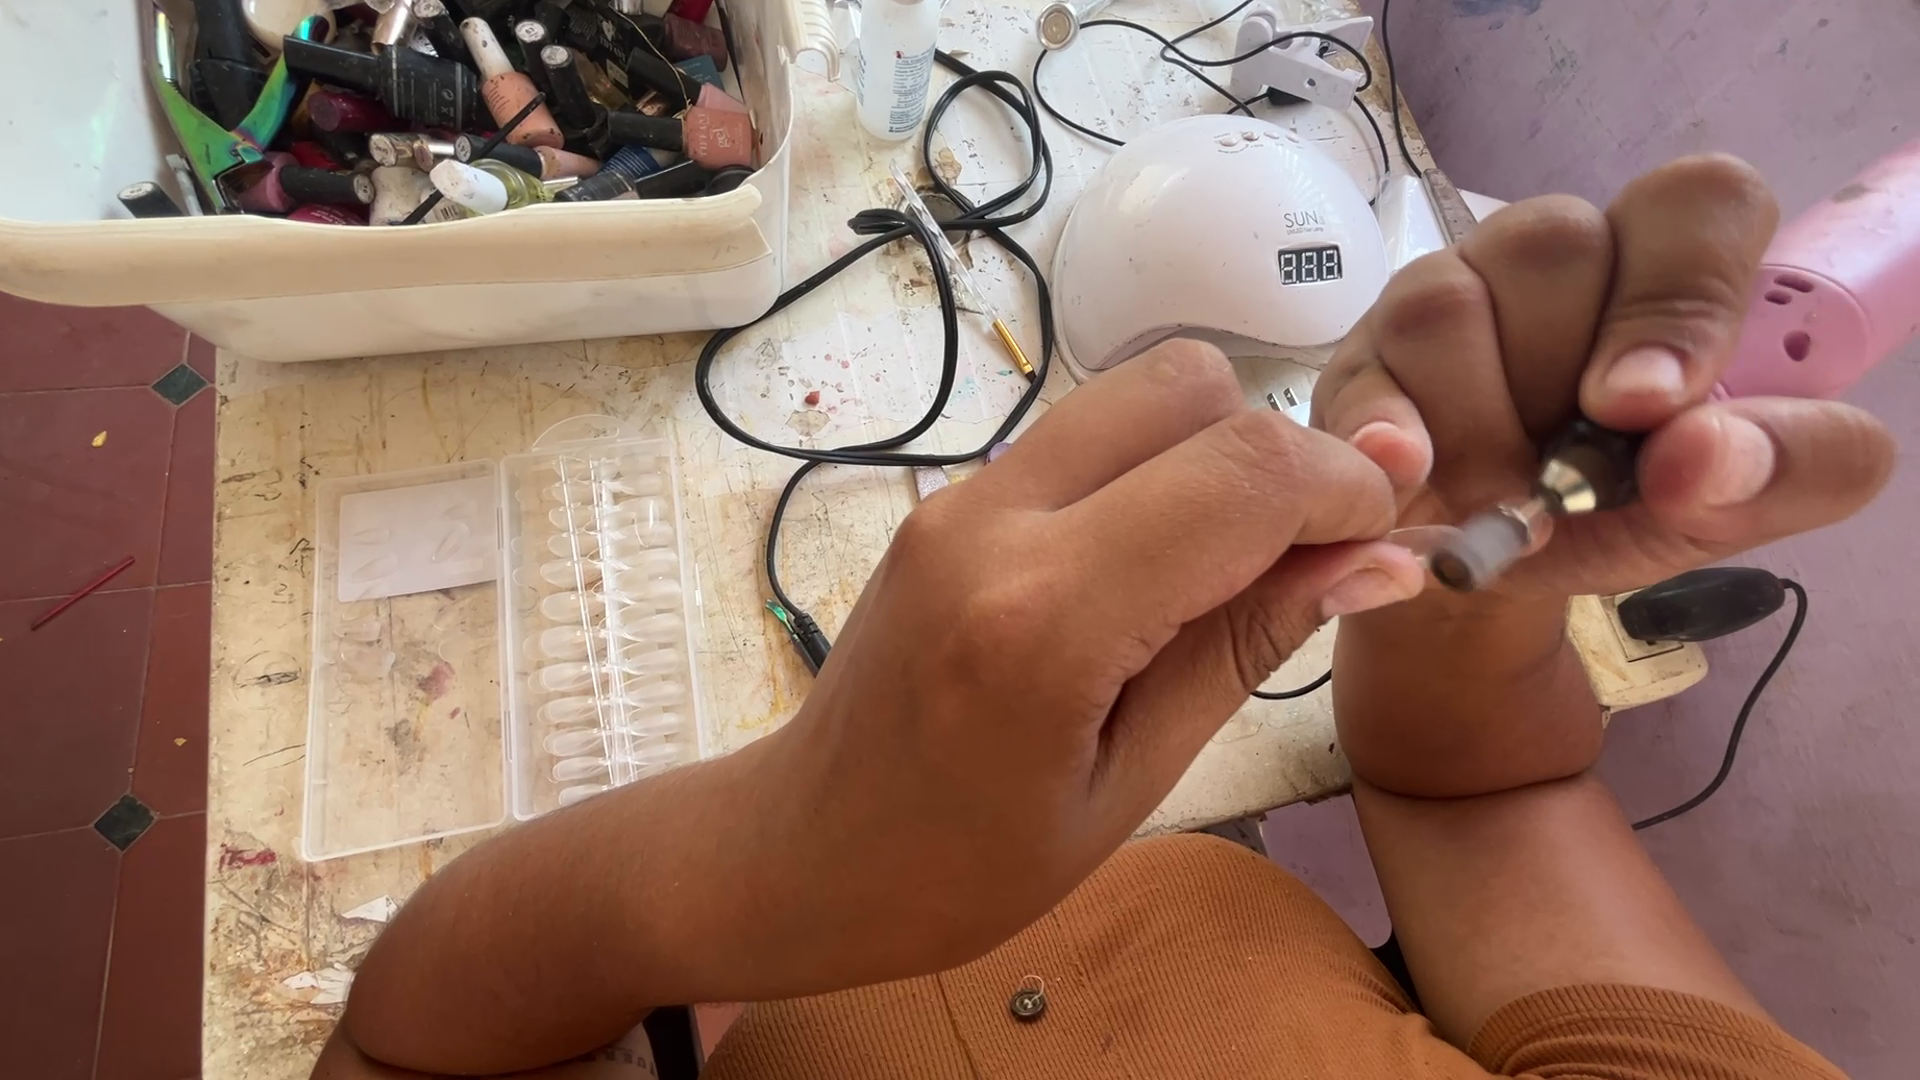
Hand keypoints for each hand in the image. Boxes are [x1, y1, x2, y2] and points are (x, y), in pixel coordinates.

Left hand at [754, 339, 1426, 981]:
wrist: (805, 841)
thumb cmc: (964, 864)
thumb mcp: (1130, 781)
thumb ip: (1246, 646)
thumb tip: (1376, 558)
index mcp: (1044, 615)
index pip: (1240, 474)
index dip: (1345, 485)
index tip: (1382, 535)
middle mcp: (993, 517)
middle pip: (1185, 385)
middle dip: (1276, 447)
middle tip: (1301, 548)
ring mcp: (958, 495)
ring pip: (1131, 393)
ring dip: (1209, 451)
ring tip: (1225, 559)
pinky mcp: (945, 497)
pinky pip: (1078, 438)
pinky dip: (1146, 468)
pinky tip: (1148, 555)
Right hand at [1313, 154, 1895, 601]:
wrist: (1476, 561)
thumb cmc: (1602, 519)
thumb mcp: (1728, 507)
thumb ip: (1788, 471)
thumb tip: (1704, 449)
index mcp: (1652, 270)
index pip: (1687, 203)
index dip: (1671, 291)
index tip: (1638, 406)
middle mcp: (1535, 266)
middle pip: (1545, 244)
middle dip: (1549, 375)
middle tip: (1549, 479)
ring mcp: (1430, 305)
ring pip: (1439, 305)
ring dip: (1467, 420)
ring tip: (1483, 498)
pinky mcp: (1358, 367)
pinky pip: (1363, 379)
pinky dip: (1387, 434)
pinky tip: (1404, 477)